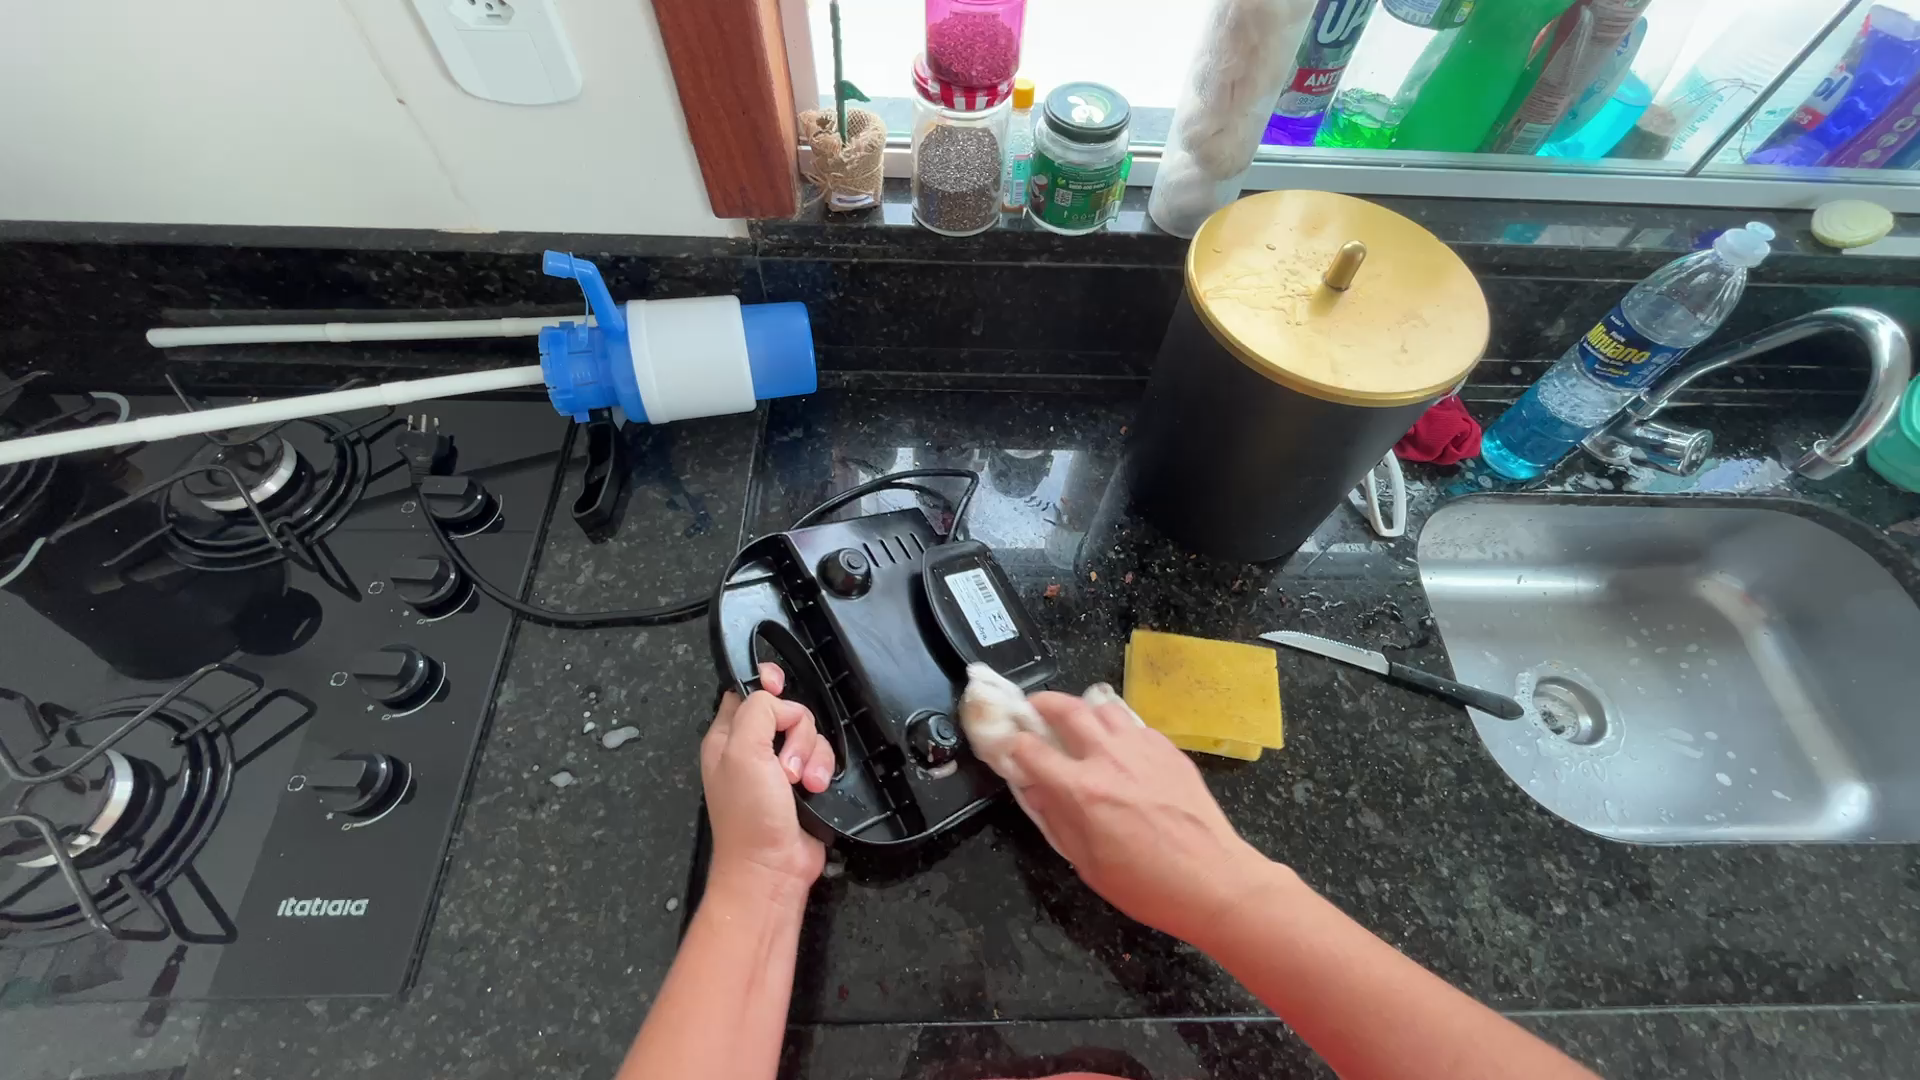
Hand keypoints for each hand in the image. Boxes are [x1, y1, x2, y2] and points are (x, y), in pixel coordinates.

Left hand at [700, 663, 835, 899]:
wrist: (773, 868)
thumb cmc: (749, 816)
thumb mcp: (742, 752)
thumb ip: (759, 712)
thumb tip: (784, 706)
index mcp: (726, 737)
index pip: (746, 691)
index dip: (766, 683)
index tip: (781, 686)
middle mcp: (751, 749)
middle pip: (787, 712)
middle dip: (797, 732)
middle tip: (787, 763)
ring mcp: (778, 767)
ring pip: (809, 734)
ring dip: (812, 755)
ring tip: (803, 783)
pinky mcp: (802, 783)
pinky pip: (822, 757)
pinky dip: (823, 770)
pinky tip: (816, 789)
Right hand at [1008, 691, 1274, 947]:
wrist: (1214, 881)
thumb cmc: (1146, 885)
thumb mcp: (1087, 863)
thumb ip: (1056, 818)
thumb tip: (1034, 789)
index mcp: (1081, 790)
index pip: (1031, 750)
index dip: (1013, 744)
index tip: (1009, 745)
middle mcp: (1108, 757)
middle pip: (1066, 708)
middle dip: (1041, 703)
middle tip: (1033, 709)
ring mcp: (1141, 748)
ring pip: (1102, 706)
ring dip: (1082, 709)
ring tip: (1078, 721)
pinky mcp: (1167, 748)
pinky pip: (1133, 724)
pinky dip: (1117, 726)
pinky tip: (1119, 745)